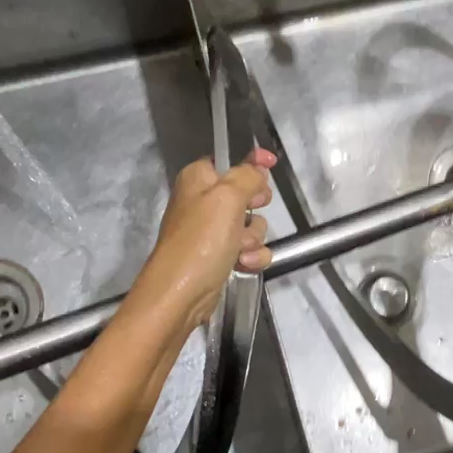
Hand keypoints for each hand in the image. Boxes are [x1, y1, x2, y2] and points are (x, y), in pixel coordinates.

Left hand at [133, 148, 277, 326]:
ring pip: (253, 225)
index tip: (271, 163)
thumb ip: (248, 176)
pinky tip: (241, 264)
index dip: (252, 161)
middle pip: (247, 194)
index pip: (229, 159)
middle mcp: (204, 202)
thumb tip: (258, 169)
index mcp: (198, 179)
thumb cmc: (202, 238)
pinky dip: (251, 257)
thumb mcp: (228, 197)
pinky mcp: (220, 256)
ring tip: (238, 249)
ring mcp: (212, 231)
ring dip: (253, 238)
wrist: (181, 292)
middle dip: (255, 208)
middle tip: (251, 212)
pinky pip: (249, 249)